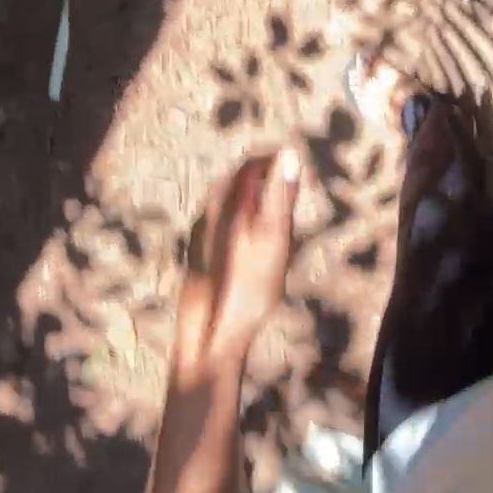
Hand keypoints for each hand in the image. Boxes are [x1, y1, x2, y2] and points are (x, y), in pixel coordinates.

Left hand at [175, 149, 301, 373]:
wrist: (209, 339)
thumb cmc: (248, 288)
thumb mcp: (275, 238)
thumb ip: (281, 194)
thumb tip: (289, 153)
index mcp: (224, 204)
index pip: (251, 164)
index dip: (275, 161)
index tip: (296, 170)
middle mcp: (206, 214)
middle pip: (237, 183)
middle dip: (264, 181)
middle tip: (290, 193)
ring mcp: (198, 236)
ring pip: (227, 205)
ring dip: (252, 203)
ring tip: (276, 219)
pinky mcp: (196, 257)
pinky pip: (221, 226)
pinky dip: (242, 223)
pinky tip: (253, 245)